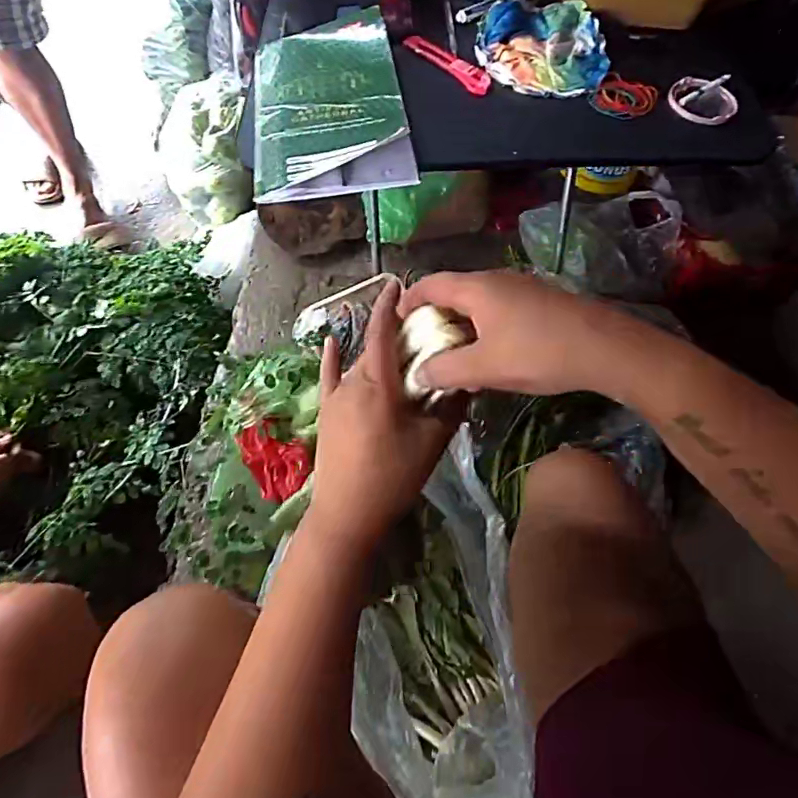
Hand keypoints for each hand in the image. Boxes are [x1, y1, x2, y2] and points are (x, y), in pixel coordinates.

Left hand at [306, 279, 458, 552]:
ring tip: (402, 344)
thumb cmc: (393, 476)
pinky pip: (329, 377)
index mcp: (378, 384)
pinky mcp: (327, 412)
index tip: (398, 282)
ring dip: (379, 349)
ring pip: (360, 362)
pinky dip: (331, 357)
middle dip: (395, 330)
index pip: (383, 332)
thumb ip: (451, 406)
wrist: (346, 515)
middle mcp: (353, 382)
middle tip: (422, 325)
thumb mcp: (433, 441)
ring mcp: (335, 397)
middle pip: (376, 346)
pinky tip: (331, 341)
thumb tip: (470, 379)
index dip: (390, 305)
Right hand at [398, 271, 656, 397]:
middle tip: (427, 349)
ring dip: (465, 330)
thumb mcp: (485, 368)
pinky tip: (495, 361)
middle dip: (437, 321)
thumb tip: (419, 374)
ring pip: (481, 305)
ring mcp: (523, 288)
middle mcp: (498, 280)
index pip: (430, 284)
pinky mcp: (543, 302)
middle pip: (455, 293)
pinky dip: (488, 332)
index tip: (398, 323)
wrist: (603, 347)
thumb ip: (446, 370)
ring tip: (459, 363)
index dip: (409, 301)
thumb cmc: (538, 353)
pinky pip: (503, 312)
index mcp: (477, 288)